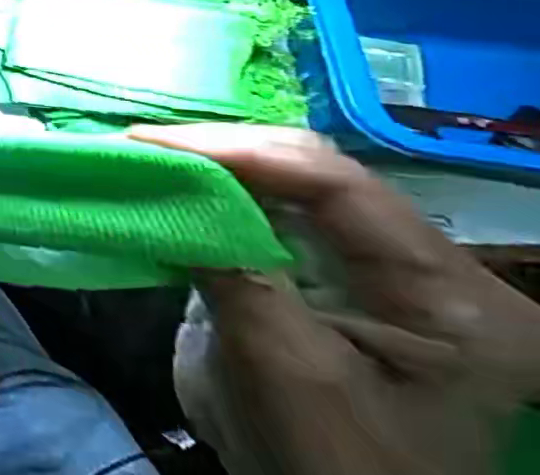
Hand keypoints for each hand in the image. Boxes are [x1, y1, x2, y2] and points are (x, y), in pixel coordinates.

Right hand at [133, 123, 539, 474]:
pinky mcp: (308, 273)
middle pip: (312, 172)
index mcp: (449, 295)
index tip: (151, 143)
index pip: (342, 187)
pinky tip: (159, 181)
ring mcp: (361, 268)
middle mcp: (416, 267)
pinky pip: (255, 211)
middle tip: (138, 144)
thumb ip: (238, 273)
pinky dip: (201, 191)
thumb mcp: (285, 367)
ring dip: (206, 164)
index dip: (242, 152)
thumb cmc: (323, 454)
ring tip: (139, 154)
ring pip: (279, 183)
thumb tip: (170, 192)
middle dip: (220, 150)